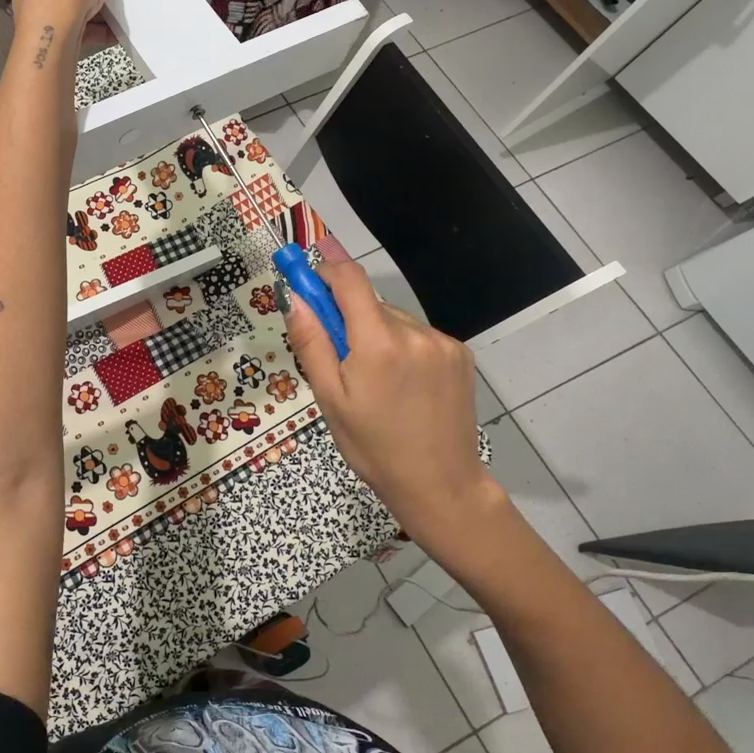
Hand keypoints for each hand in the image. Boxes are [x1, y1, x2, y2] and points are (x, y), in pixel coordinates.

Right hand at [283, 261, 501, 540]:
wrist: (441, 484)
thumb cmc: (373, 447)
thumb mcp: (329, 398)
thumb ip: (311, 342)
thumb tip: (293, 296)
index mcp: (378, 343)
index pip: (349, 279)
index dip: (325, 268)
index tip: (307, 274)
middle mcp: (415, 332)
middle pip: (369, 302)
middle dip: (347, 317)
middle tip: (338, 358)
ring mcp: (442, 342)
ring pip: (394, 319)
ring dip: (376, 334)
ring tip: (376, 381)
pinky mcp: (460, 354)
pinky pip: (418, 335)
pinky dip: (403, 347)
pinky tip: (402, 383)